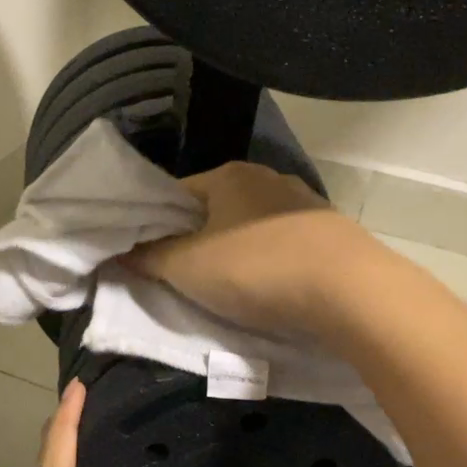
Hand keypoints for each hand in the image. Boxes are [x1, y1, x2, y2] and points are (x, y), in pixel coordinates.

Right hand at [124, 160, 382, 335]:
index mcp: (226, 175)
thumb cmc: (256, 270)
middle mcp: (265, 178)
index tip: (144, 256)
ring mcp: (302, 202)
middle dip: (194, 239)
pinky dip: (265, 261)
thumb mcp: (187, 268)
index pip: (173, 194)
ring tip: (224, 286)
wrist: (348, 291)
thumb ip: (148, 258)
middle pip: (213, 209)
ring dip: (232, 251)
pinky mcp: (328, 231)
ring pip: (249, 226)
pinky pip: (280, 243)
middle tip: (179, 276)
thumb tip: (119, 252)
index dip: (153, 224)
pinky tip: (266, 285)